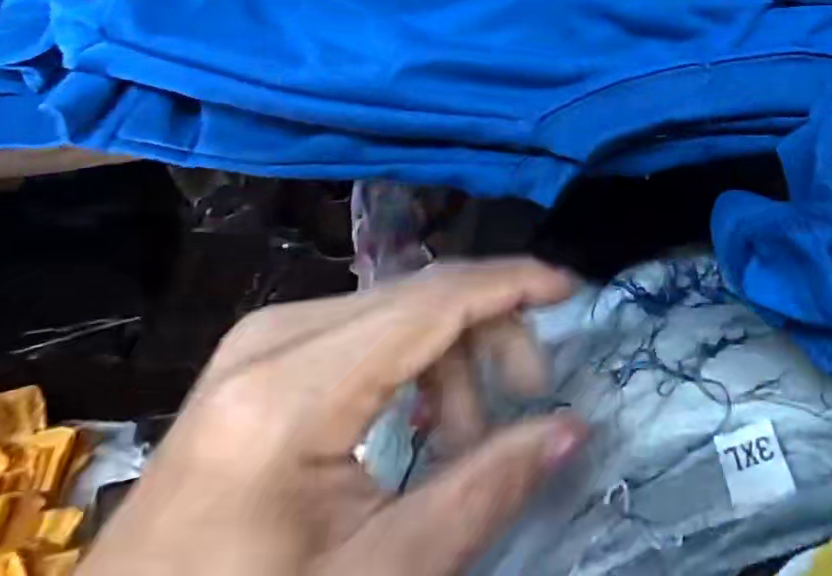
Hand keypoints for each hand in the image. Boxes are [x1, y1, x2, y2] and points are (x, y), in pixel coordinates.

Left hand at [80, 260, 586, 575]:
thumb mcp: (382, 574)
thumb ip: (487, 489)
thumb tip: (573, 427)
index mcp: (291, 391)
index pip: (434, 301)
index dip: (514, 284)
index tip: (574, 287)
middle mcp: (274, 338)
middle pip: (422, 295)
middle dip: (492, 332)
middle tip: (528, 396)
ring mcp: (260, 342)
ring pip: (400, 306)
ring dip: (455, 354)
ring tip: (467, 436)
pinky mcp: (257, 358)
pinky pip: (367, 328)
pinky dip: (415, 361)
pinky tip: (422, 419)